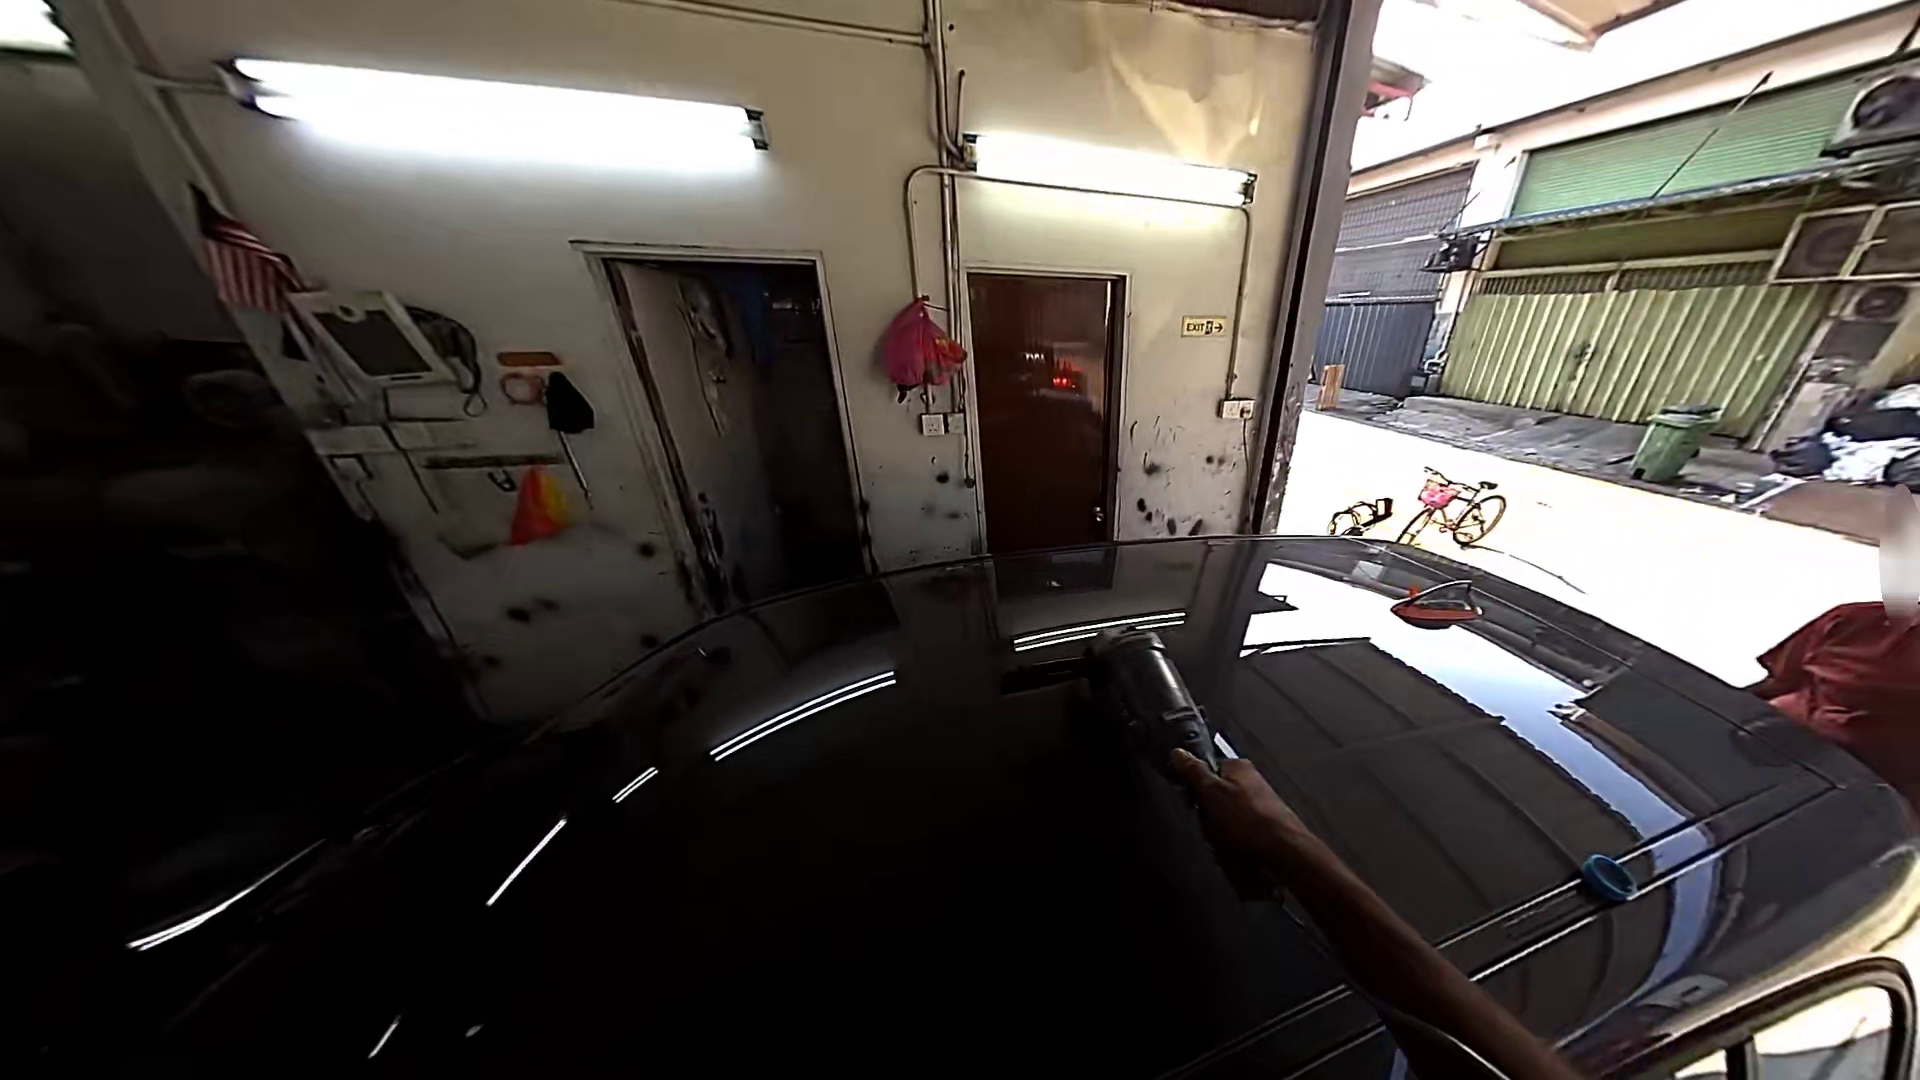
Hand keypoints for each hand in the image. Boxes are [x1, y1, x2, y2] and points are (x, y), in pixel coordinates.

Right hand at [1169, 749, 1317, 871]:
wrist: (1287, 857)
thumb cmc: (1245, 819)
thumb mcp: (1211, 792)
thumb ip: (1192, 771)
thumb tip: (1177, 751)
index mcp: (1239, 766)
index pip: (1206, 767)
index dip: (1195, 782)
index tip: (1191, 798)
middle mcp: (1251, 782)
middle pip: (1214, 794)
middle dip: (1207, 812)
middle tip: (1209, 824)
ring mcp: (1260, 806)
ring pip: (1224, 817)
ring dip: (1218, 831)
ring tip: (1222, 842)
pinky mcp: (1265, 829)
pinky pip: (1237, 833)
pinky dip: (1232, 843)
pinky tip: (1234, 852)